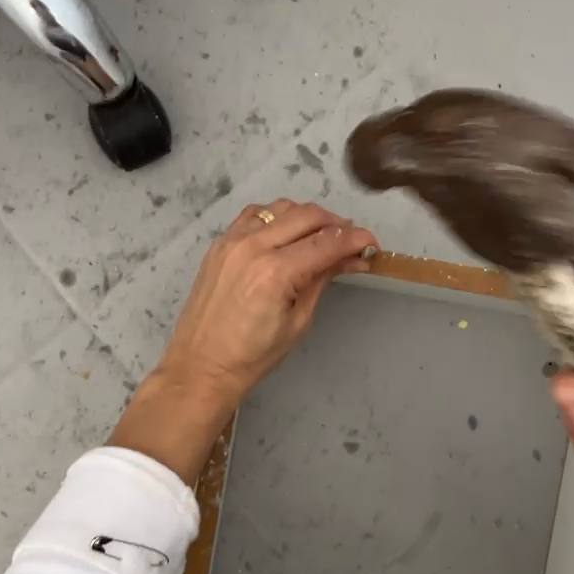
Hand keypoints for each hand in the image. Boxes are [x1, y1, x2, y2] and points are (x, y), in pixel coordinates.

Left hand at [156, 200, 379, 407]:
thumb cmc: (253, 355)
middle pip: (307, 216)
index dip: (355, 239)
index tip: (372, 244)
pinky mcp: (220, 244)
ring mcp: (233, 241)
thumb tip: (352, 259)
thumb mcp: (298, 321)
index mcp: (276, 272)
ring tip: (321, 236)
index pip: (327, 242)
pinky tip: (286, 233)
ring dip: (307, 216)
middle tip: (351, 242)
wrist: (202, 365)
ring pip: (281, 208)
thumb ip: (323, 280)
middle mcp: (254, 247)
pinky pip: (255, 215)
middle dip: (336, 224)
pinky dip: (277, 217)